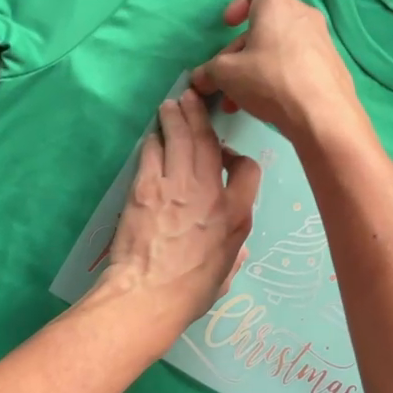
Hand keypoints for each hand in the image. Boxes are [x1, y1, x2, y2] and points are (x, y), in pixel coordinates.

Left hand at [99, 89, 260, 329]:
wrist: (148, 295)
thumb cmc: (190, 293)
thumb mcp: (226, 274)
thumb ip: (234, 254)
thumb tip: (237, 248)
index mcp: (236, 215)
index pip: (248, 169)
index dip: (238, 157)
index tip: (227, 155)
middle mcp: (209, 193)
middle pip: (209, 142)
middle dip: (200, 116)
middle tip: (193, 97)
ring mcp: (175, 186)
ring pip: (179, 139)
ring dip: (176, 117)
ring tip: (172, 104)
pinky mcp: (145, 187)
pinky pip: (151, 154)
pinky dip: (153, 141)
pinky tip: (152, 135)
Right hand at [191, 0, 371, 149]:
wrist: (324, 116)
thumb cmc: (270, 80)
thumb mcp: (226, 74)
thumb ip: (209, 71)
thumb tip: (199, 78)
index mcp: (278, 6)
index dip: (241, 1)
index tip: (228, 25)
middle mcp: (303, 17)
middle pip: (266, 25)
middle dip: (240, 50)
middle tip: (223, 77)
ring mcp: (321, 42)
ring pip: (278, 48)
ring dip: (254, 69)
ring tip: (237, 100)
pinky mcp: (331, 67)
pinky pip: (296, 64)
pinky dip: (276, 77)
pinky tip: (264, 105)